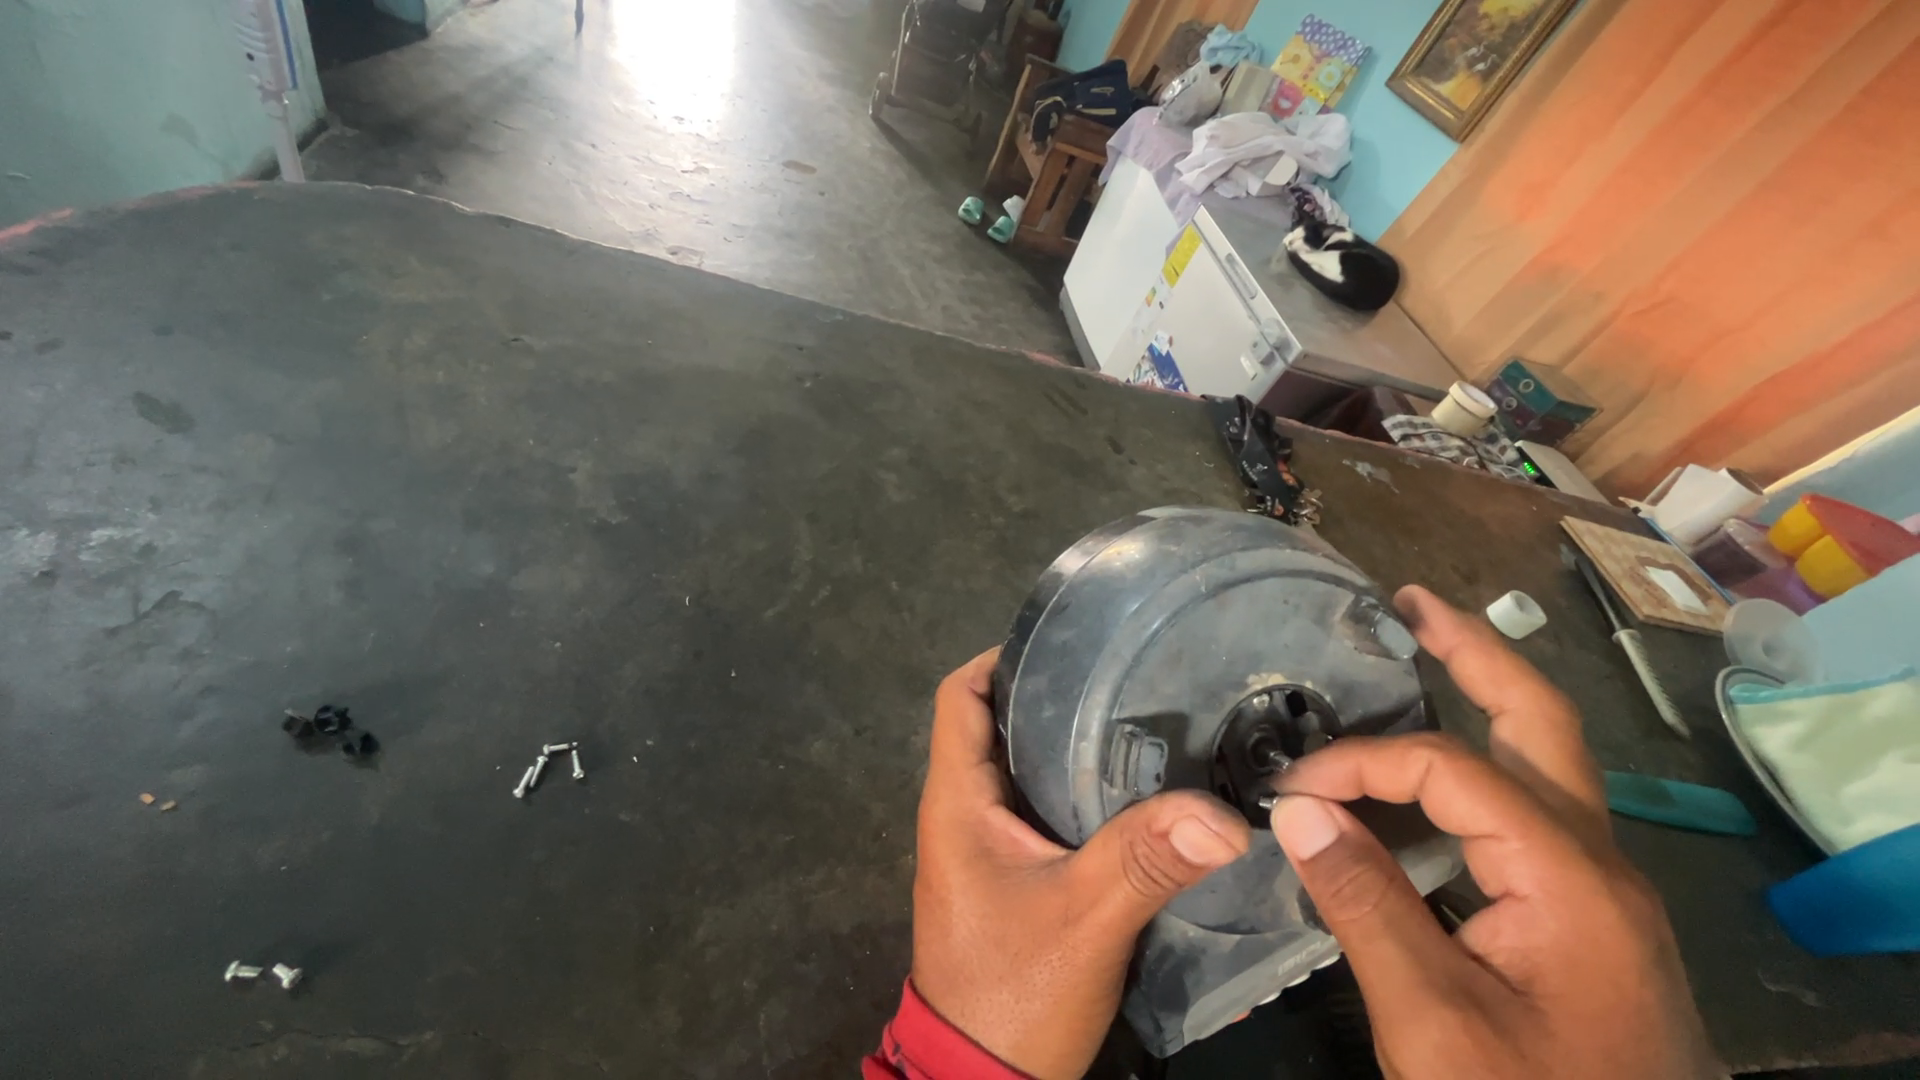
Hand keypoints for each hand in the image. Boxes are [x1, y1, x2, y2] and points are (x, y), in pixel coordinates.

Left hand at [909, 649, 1250, 1079]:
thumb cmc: (1013, 991)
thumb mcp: (1083, 920)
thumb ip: (1145, 860)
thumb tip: (1221, 813)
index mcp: (957, 800)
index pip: (962, 696)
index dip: (1001, 658)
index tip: (1065, 642)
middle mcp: (962, 808)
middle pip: (997, 722)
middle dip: (1049, 694)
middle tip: (1122, 672)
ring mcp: (985, 841)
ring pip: (1021, 765)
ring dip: (1067, 741)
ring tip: (1138, 715)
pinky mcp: (1010, 869)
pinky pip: (1040, 806)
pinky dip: (1076, 787)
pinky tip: (1132, 786)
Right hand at [1269, 586, 1723, 1078]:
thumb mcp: (1434, 1020)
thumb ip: (1365, 903)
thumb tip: (1298, 811)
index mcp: (1568, 874)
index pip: (1447, 769)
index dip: (1358, 764)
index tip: (1290, 797)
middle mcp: (1595, 861)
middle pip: (1539, 722)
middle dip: (1473, 651)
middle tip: (1410, 603)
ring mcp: (1594, 888)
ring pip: (1541, 762)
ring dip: (1482, 698)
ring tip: (1423, 654)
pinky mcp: (1577, 915)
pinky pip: (1523, 814)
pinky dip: (1471, 770)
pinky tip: (1424, 779)